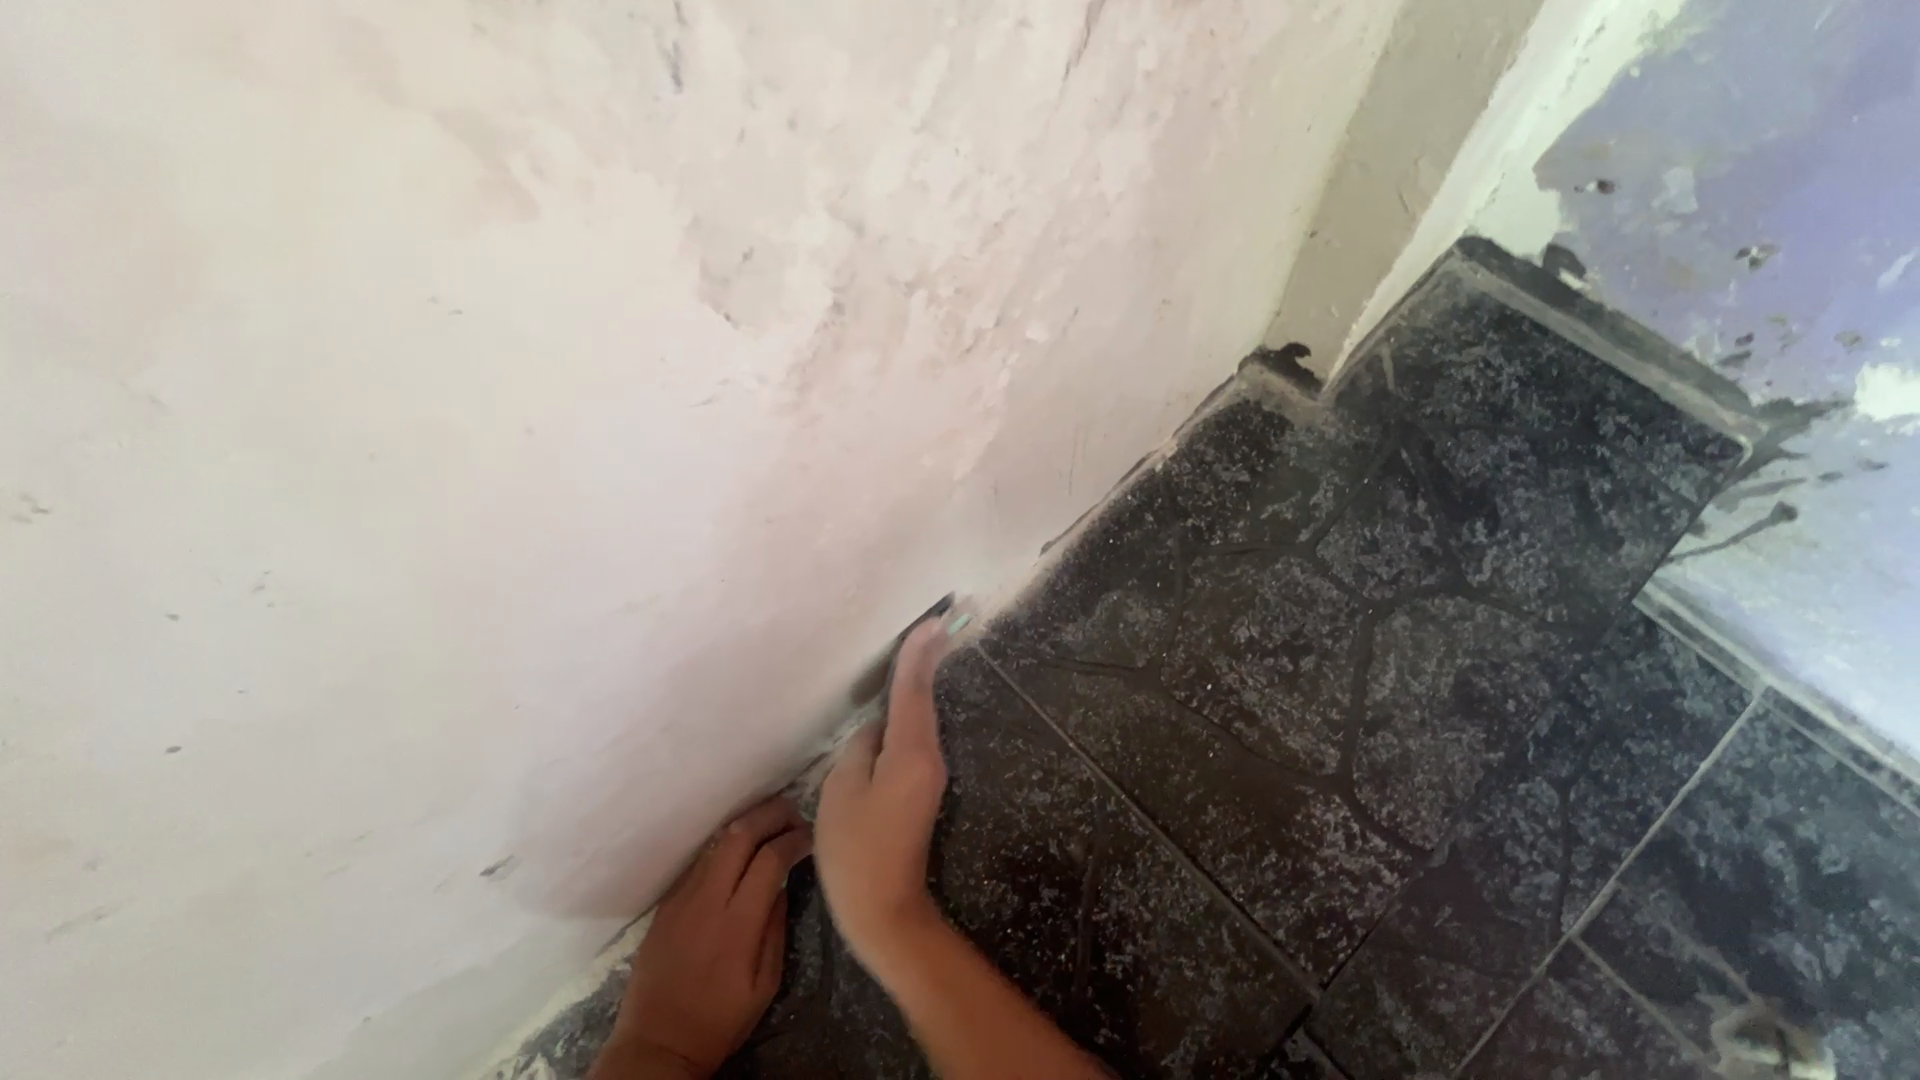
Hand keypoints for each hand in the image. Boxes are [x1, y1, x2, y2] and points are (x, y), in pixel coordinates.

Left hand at [592, 796, 812, 1079]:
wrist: (656, 1043)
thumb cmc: (718, 1021)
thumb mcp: (764, 985)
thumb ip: (776, 930)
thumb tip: (782, 887)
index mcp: (737, 924)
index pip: (770, 859)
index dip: (795, 839)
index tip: (811, 836)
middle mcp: (706, 900)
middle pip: (739, 834)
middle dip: (770, 814)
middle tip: (794, 812)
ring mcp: (681, 898)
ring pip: (716, 842)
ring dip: (747, 824)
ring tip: (772, 822)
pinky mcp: (666, 903)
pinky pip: (700, 861)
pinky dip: (725, 846)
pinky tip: (740, 850)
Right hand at [815, 617, 953, 975]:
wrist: (885, 908)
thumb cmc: (856, 850)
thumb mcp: (842, 790)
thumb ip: (860, 746)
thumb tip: (876, 729)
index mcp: (911, 752)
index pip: (913, 690)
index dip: (918, 654)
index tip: (933, 621)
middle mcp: (930, 757)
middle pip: (922, 700)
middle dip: (922, 662)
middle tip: (928, 625)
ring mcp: (930, 774)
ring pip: (919, 719)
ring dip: (914, 687)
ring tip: (910, 653)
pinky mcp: (922, 789)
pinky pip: (914, 740)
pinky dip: (908, 715)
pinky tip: (896, 705)